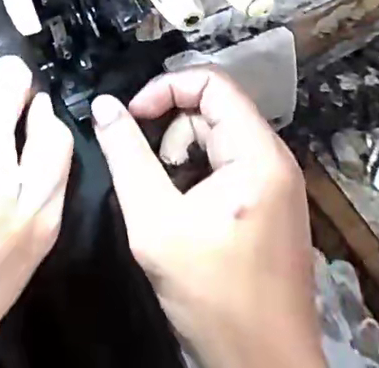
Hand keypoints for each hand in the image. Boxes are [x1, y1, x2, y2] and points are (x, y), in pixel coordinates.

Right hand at [91, 70, 323, 367]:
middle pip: (211, 108)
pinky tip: (183, 211)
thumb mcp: (154, 221)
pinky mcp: (268, 204)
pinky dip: (195, 174)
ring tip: (166, 199)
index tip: (133, 117)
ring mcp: (275, 183)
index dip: (164, 88)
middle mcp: (274, 159)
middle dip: (170, 130)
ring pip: (214, 136)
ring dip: (179, 155)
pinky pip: (224, 163)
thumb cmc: (214, 296)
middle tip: (150, 174)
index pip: (210, 82)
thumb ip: (125, 154)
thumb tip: (104, 104)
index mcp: (258, 154)